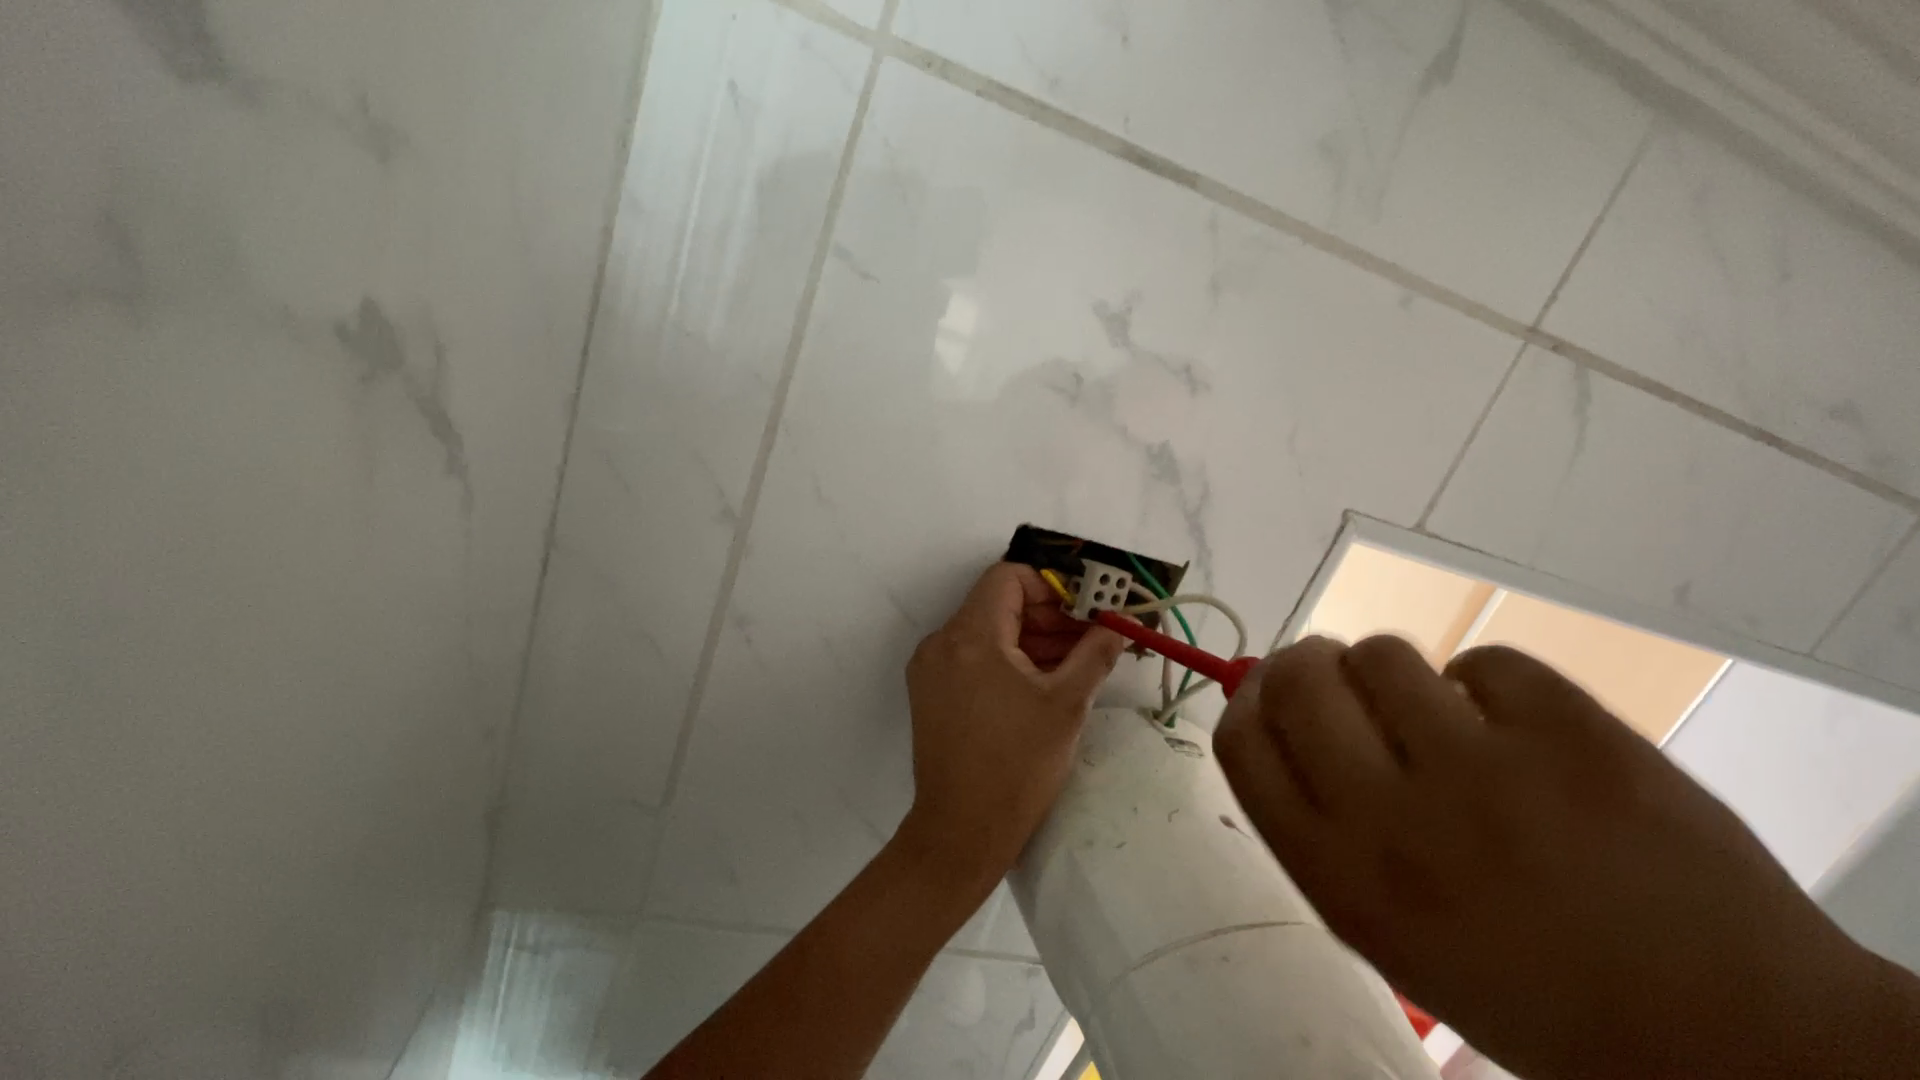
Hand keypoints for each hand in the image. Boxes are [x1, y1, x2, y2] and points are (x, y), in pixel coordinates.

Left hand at [898, 562, 1126, 889]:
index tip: (1087, 610)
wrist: (961, 832)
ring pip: (987, 632)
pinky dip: (1008, 660)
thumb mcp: (1066, 705)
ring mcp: (931, 670)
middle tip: (1094, 637)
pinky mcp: (931, 695)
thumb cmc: (1018, 766)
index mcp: (969, 636)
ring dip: (1032, 639)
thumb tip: (1120, 625)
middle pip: (998, 604)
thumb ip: (1095, 653)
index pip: (1008, 577)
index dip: (1051, 586)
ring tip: (1078, 663)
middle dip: (1049, 615)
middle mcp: (942, 643)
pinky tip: (1044, 683)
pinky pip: (973, 659)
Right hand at [1214, 635, 1916, 1079]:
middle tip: (1343, 683)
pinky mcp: (1574, 731)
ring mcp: (1486, 767)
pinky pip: (1486, 662)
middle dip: (1307, 664)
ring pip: (1386, 653)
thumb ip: (1321, 829)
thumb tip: (1280, 718)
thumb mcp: (1387, 932)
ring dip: (1399, 676)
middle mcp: (1392, 816)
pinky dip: (1490, 686)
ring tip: (1443, 718)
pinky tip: (1520, 733)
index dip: (1249, 701)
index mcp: (1341, 876)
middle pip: (1296, 678)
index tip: (1270, 696)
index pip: (1243, 742)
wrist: (1725, 1036)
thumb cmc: (1527, 990)